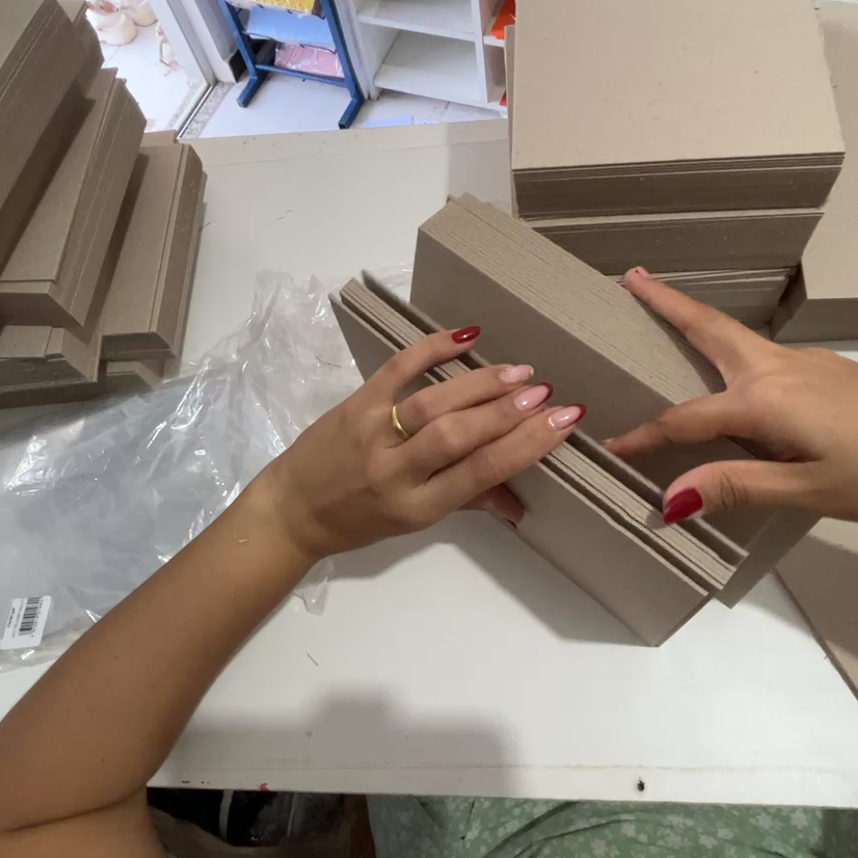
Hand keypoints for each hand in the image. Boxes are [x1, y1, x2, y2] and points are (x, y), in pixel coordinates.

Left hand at [246, 326, 584, 559]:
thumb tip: (522, 506)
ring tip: (521, 371)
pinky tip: (467, 335)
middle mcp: (396, 470)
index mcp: (416, 506)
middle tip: (547, 393)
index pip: (480, 473)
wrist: (293, 509)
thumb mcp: (413, 523)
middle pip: (460, 435)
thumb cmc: (359, 522)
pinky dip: (432, 349)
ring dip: (481, 384)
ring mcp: (372, 431)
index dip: (526, 447)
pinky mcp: (355, 403)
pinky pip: (396, 369)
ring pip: (433, 403)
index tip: (563, 422)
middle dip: (508, 413)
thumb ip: (470, 504)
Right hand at [604, 269, 857, 526]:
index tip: (610, 448)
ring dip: (698, 323)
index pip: (686, 419)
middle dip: (669, 304)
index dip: (646, 436)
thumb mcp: (812, 491)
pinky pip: (765, 358)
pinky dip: (732, 353)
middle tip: (632, 278)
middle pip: (711, 330)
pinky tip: (739, 380)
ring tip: (666, 314)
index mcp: (767, 400)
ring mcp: (811, 366)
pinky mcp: (834, 373)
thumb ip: (738, 486)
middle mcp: (781, 370)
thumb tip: (669, 498)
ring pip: (738, 340)